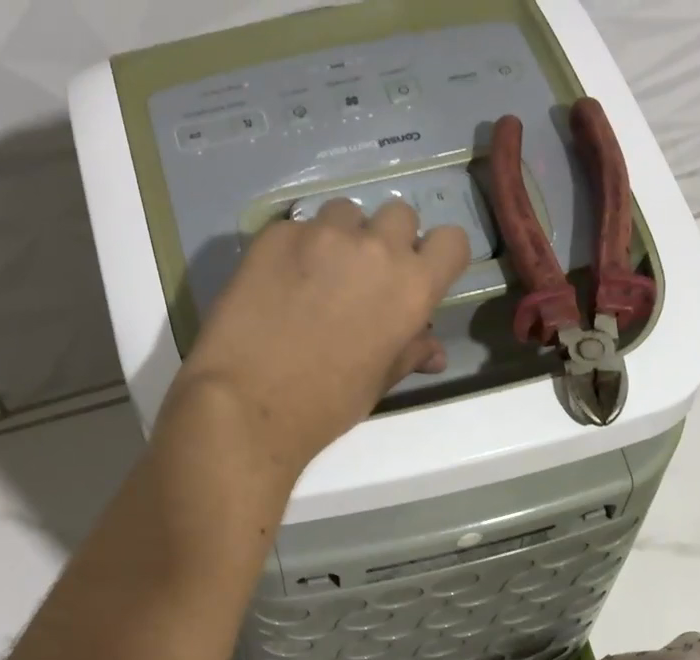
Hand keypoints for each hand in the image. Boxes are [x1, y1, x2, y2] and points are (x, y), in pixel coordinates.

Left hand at [165, 198, 470, 473]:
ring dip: (339, 237)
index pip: (451, 240)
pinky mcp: (276, 233)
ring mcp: (323, 234)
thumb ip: (408, 353)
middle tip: (362, 277)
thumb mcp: (376, 383)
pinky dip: (294, 248)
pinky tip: (276, 284)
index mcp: (413, 288)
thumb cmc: (324, 406)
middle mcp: (376, 248)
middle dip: (386, 239)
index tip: (417, 275)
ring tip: (316, 274)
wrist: (247, 403)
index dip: (435, 256)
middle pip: (398, 215)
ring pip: (345, 212)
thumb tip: (432, 351)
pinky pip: (297, 227)